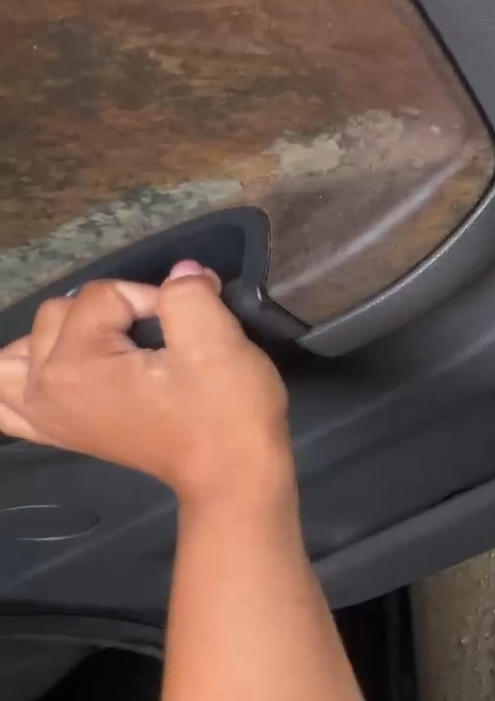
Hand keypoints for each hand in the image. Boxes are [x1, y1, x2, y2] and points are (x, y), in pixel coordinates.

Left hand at [0, 261, 292, 506]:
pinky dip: (22, 379)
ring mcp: (40, 415)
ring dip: (60, 337)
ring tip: (110, 342)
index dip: (158, 297)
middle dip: (114, 310)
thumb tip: (185, 271)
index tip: (195, 323)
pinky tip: (61, 375)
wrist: (229, 466)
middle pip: (57, 314)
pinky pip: (3, 399)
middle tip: (166, 331)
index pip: (103, 295)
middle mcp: (39, 389)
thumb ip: (191, 297)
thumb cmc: (226, 405)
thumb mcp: (221, 343)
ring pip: (15, 352)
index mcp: (74, 365)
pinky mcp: (53, 430)